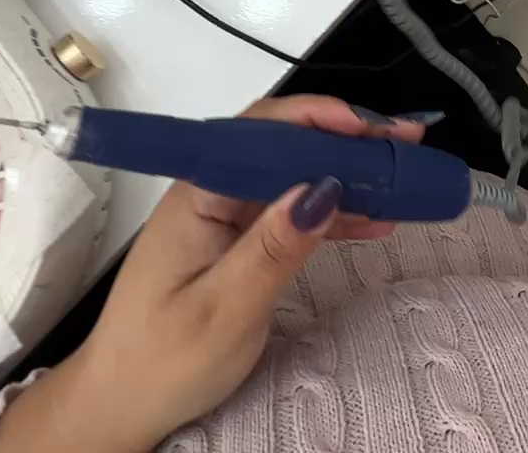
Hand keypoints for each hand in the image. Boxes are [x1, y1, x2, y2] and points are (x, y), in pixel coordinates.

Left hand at [0, 96, 429, 452]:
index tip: (371, 129)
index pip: (263, 131)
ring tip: (406, 173)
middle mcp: (217, 189)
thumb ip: (274, 248)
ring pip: (301, 173)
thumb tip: (325, 187)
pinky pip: (300, 209)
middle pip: (289, 143)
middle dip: (349, 137)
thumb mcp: (223, 311)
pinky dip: (340, 211)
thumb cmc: (161, 363)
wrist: (120, 409)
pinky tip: (379, 217)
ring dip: (353, 171)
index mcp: (200, 192)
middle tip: (406, 141)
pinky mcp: (248, 236)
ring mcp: (234, 213)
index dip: (321, 119)